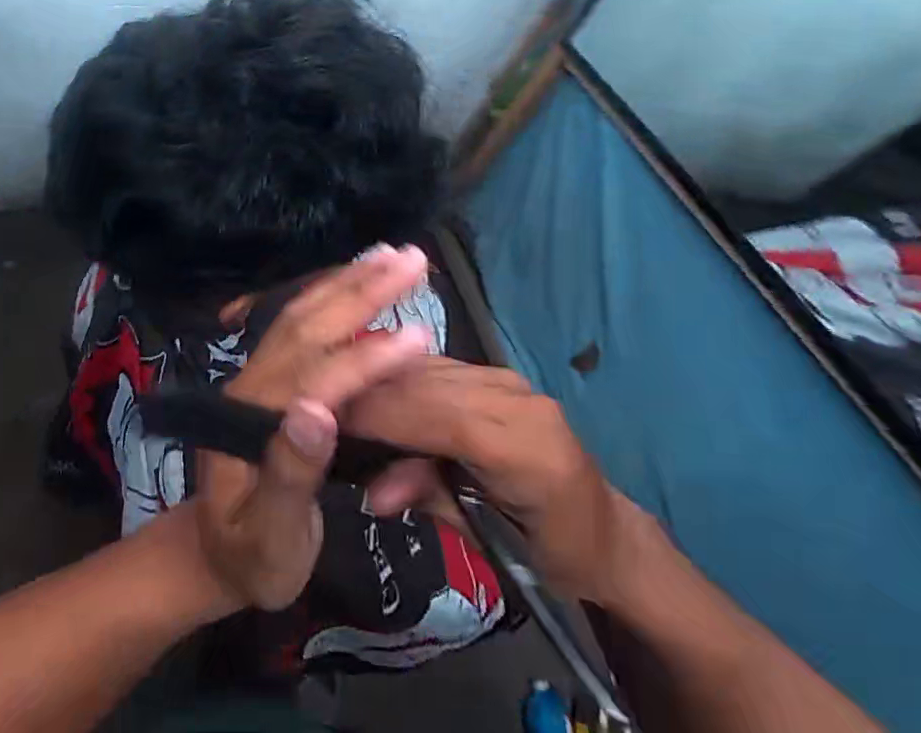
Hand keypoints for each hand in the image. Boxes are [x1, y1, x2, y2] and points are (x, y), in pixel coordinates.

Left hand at [194, 245, 433, 610]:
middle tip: (412, 260)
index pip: (318, 380)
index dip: (369, 359)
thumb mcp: (270, 537)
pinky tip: (361, 276)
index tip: (421, 337)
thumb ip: (289, 478)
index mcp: (252, 421)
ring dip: (349, 281)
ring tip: (392, 253)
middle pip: (309, 327)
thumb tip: (317, 413)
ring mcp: (261, 374)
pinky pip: (304, 323)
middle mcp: (253, 383)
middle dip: (362, 292)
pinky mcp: (273, 374)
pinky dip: (335, 294)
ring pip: (304, 315)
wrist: (212, 550)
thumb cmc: (250, 555)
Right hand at [344, 358, 628, 603]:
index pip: (446, 417)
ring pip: (432, 370)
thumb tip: (374, 491)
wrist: (602, 529)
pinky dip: (403, 376)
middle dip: (372, 389)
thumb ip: (433, 501)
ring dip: (382, 378)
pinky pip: (441, 371)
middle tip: (318, 398)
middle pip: (433, 385)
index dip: (387, 412)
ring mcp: (512, 384)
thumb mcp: (491, 542)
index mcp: (529, 449)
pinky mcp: (500, 379)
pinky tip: (373, 382)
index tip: (331, 413)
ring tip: (336, 389)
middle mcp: (521, 402)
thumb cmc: (551, 550)